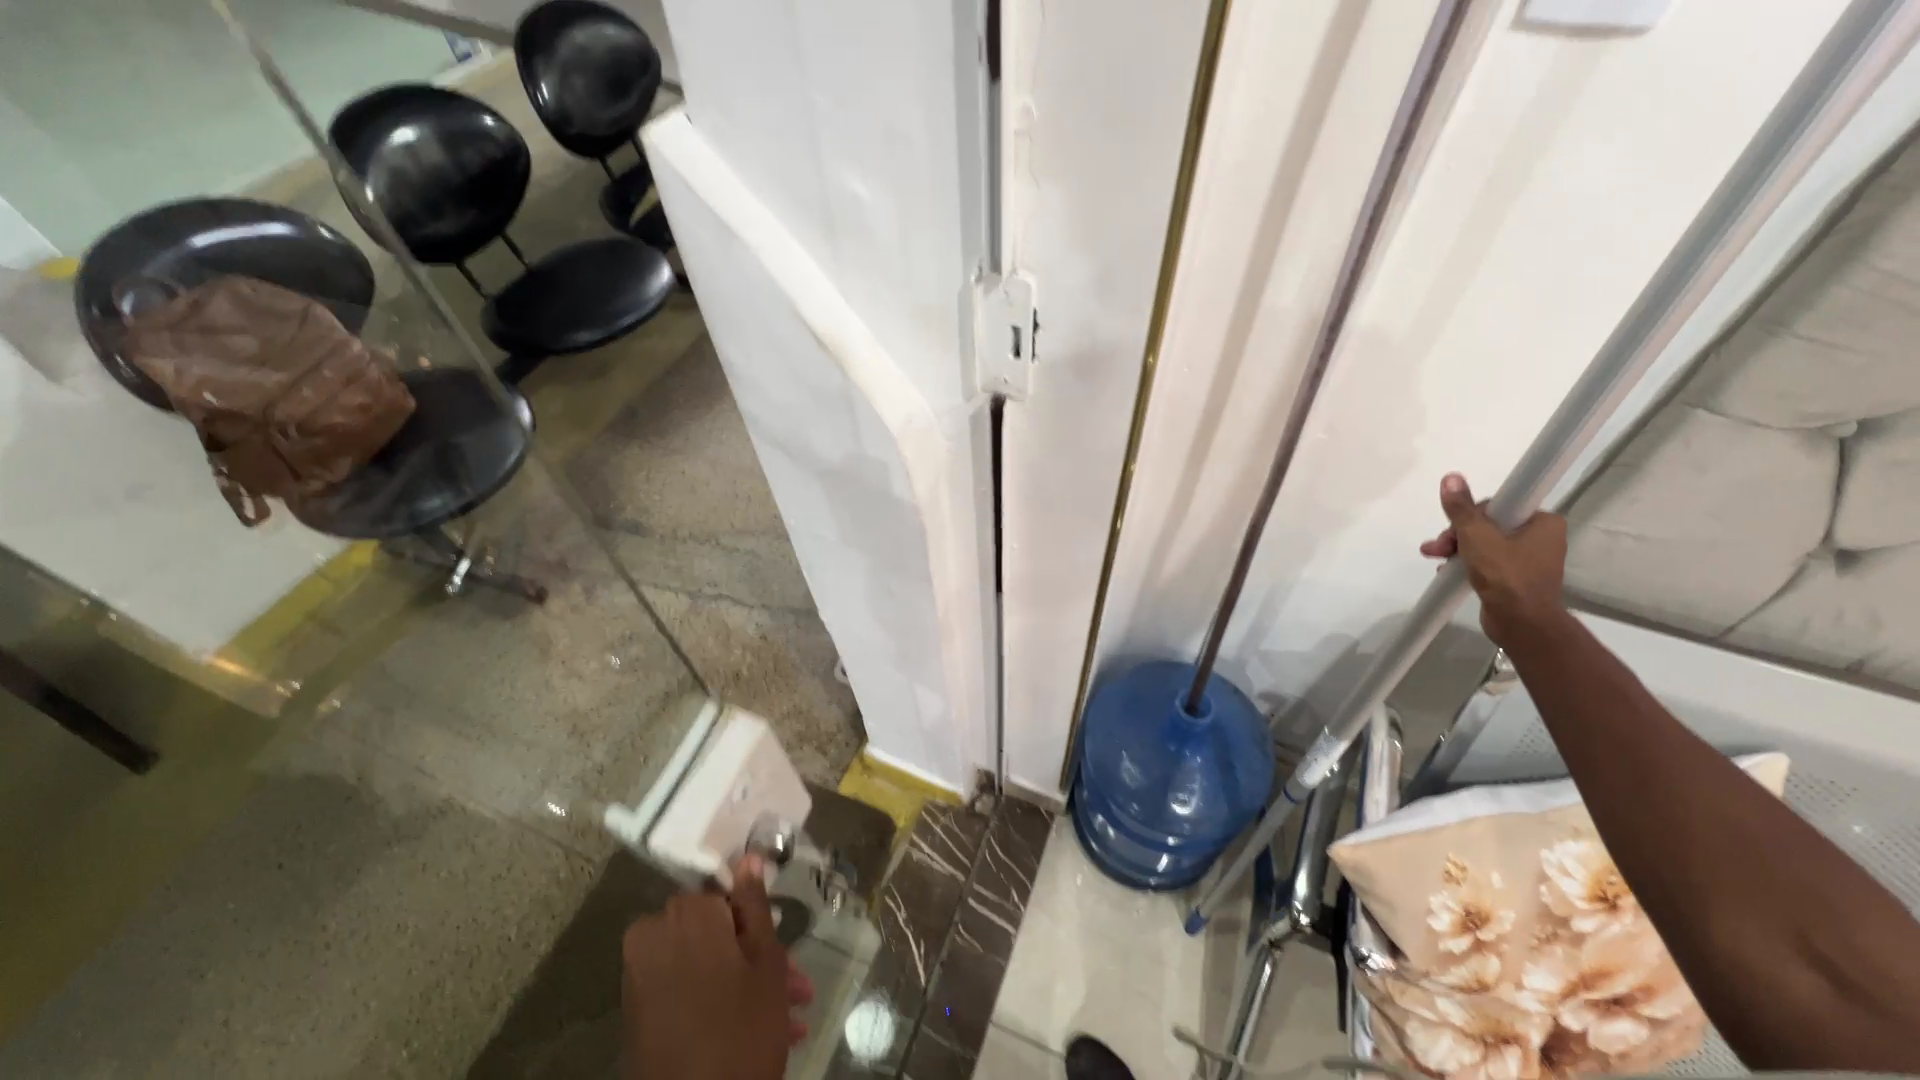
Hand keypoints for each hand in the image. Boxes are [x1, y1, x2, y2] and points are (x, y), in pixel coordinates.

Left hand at [621, 855, 814, 1079]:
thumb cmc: (741, 1029)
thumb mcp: (765, 962)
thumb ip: (755, 905)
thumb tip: (749, 858)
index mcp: (687, 914)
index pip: (728, 896)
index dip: (759, 925)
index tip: (785, 953)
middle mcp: (654, 934)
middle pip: (716, 933)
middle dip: (757, 959)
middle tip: (794, 989)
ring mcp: (640, 973)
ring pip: (705, 963)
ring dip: (743, 985)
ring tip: (787, 1020)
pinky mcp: (637, 1009)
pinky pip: (685, 988)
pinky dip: (716, 1000)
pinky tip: (758, 1028)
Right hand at [1418, 472, 1568, 649]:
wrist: (1522, 625)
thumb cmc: (1506, 576)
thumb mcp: (1477, 537)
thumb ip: (1462, 509)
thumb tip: (1451, 477)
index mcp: (1542, 522)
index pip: (1500, 505)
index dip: (1471, 515)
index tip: (1453, 527)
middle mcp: (1540, 537)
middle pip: (1489, 525)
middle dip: (1458, 535)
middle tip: (1437, 547)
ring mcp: (1529, 560)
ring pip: (1485, 544)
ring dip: (1457, 548)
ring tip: (1433, 558)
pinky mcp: (1516, 579)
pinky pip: (1487, 562)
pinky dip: (1467, 563)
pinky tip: (1447, 570)